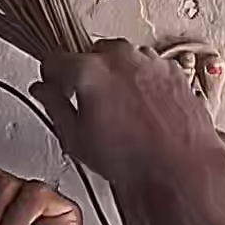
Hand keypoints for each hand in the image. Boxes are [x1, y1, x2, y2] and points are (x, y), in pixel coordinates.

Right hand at [31, 39, 224, 198]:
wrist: (182, 169)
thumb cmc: (134, 159)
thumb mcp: (77, 139)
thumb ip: (54, 106)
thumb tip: (42, 90)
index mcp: (89, 71)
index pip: (55, 60)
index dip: (51, 76)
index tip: (54, 86)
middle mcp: (119, 57)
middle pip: (89, 54)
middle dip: (85, 74)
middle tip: (90, 103)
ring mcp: (148, 60)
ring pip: (120, 57)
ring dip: (114, 74)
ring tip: (120, 108)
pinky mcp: (171, 68)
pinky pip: (147, 65)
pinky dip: (140, 79)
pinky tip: (142, 107)